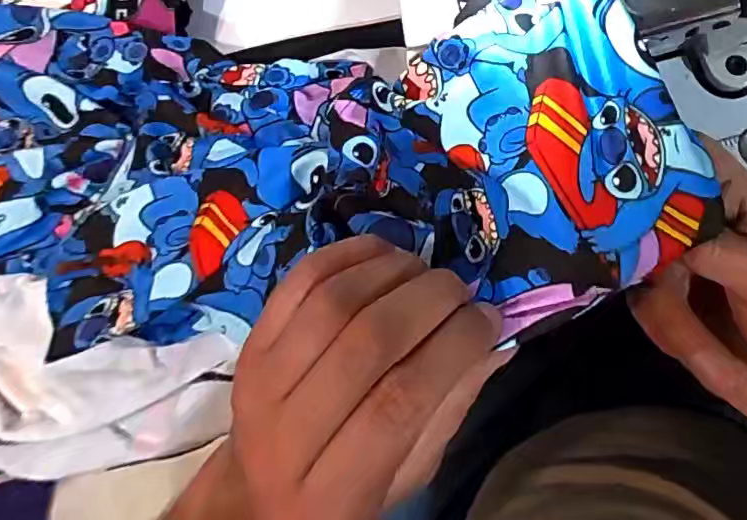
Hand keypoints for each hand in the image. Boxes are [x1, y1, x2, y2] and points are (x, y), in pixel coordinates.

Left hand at [169, 236, 508, 519]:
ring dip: (394, 270)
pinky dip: (351, 252)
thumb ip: (450, 406)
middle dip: (432, 299)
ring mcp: (261, 383)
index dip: (456, 346)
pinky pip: (302, 278)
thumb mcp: (410, 472)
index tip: (489, 318)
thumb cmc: (347, 490)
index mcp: (335, 493)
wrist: (256, 497)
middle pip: (368, 342)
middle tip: (461, 291)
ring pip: (335, 300)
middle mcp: (286, 438)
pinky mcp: (252, 341)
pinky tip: (385, 254)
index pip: (401, 402)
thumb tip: (494, 337)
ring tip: (424, 272)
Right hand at [628, 137, 746, 451]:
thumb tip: (656, 228)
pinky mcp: (667, 300)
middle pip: (650, 204)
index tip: (626, 164)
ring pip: (638, 258)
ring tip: (696, 323)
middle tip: (666, 273)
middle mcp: (700, 224)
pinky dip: (663, 324)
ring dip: (664, 297)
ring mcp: (679, 262)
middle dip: (645, 238)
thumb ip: (715, 248)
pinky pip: (642, 300)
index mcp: (735, 201)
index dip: (661, 149)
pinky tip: (694, 340)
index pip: (694, 155)